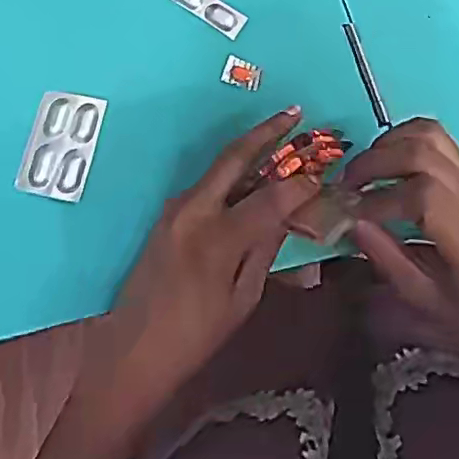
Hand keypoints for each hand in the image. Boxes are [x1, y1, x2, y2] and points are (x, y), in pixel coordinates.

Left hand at [77, 107, 320, 417]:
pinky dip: (234, 172)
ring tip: (282, 135)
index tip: (323, 173)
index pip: (269, 196)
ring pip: (220, 166)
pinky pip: (208, 183)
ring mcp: (176, 206)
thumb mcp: (242, 298)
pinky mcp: (168, 211)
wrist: (134, 345)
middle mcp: (193, 210)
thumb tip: (289, 213)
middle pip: (235, 157)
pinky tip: (254, 172)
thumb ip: (265, 249)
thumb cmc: (195, 335)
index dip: (301, 183)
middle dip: (267, 132)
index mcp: (216, 238)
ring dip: (251, 148)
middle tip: (295, 113)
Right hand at [341, 118, 458, 333]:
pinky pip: (434, 136)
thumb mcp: (422, 298)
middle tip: (348, 184)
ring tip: (363, 169)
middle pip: (424, 155)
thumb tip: (353, 223)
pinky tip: (383, 158)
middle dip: (376, 163)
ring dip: (386, 144)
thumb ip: (387, 258)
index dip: (381, 200)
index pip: (425, 198)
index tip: (354, 214)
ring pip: (430, 136)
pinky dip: (400, 137)